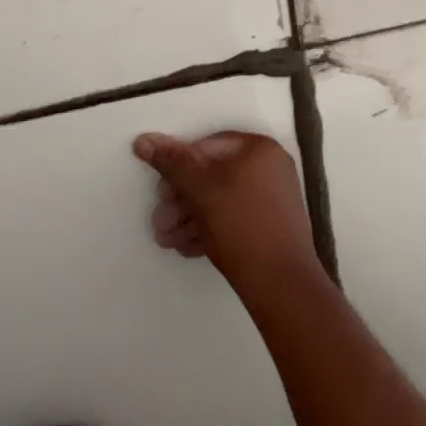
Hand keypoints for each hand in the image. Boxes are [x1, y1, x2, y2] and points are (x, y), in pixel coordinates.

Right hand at [133, 131, 318, 287]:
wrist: (282, 285)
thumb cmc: (240, 224)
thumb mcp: (200, 189)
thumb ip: (171, 162)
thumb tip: (144, 140)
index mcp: (259, 149)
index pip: (206, 147)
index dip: (178, 166)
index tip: (161, 192)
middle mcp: (269, 169)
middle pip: (211, 175)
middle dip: (180, 199)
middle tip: (160, 220)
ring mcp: (271, 199)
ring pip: (218, 200)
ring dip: (188, 217)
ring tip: (166, 238)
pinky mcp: (268, 227)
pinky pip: (232, 218)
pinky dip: (208, 229)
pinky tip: (186, 246)